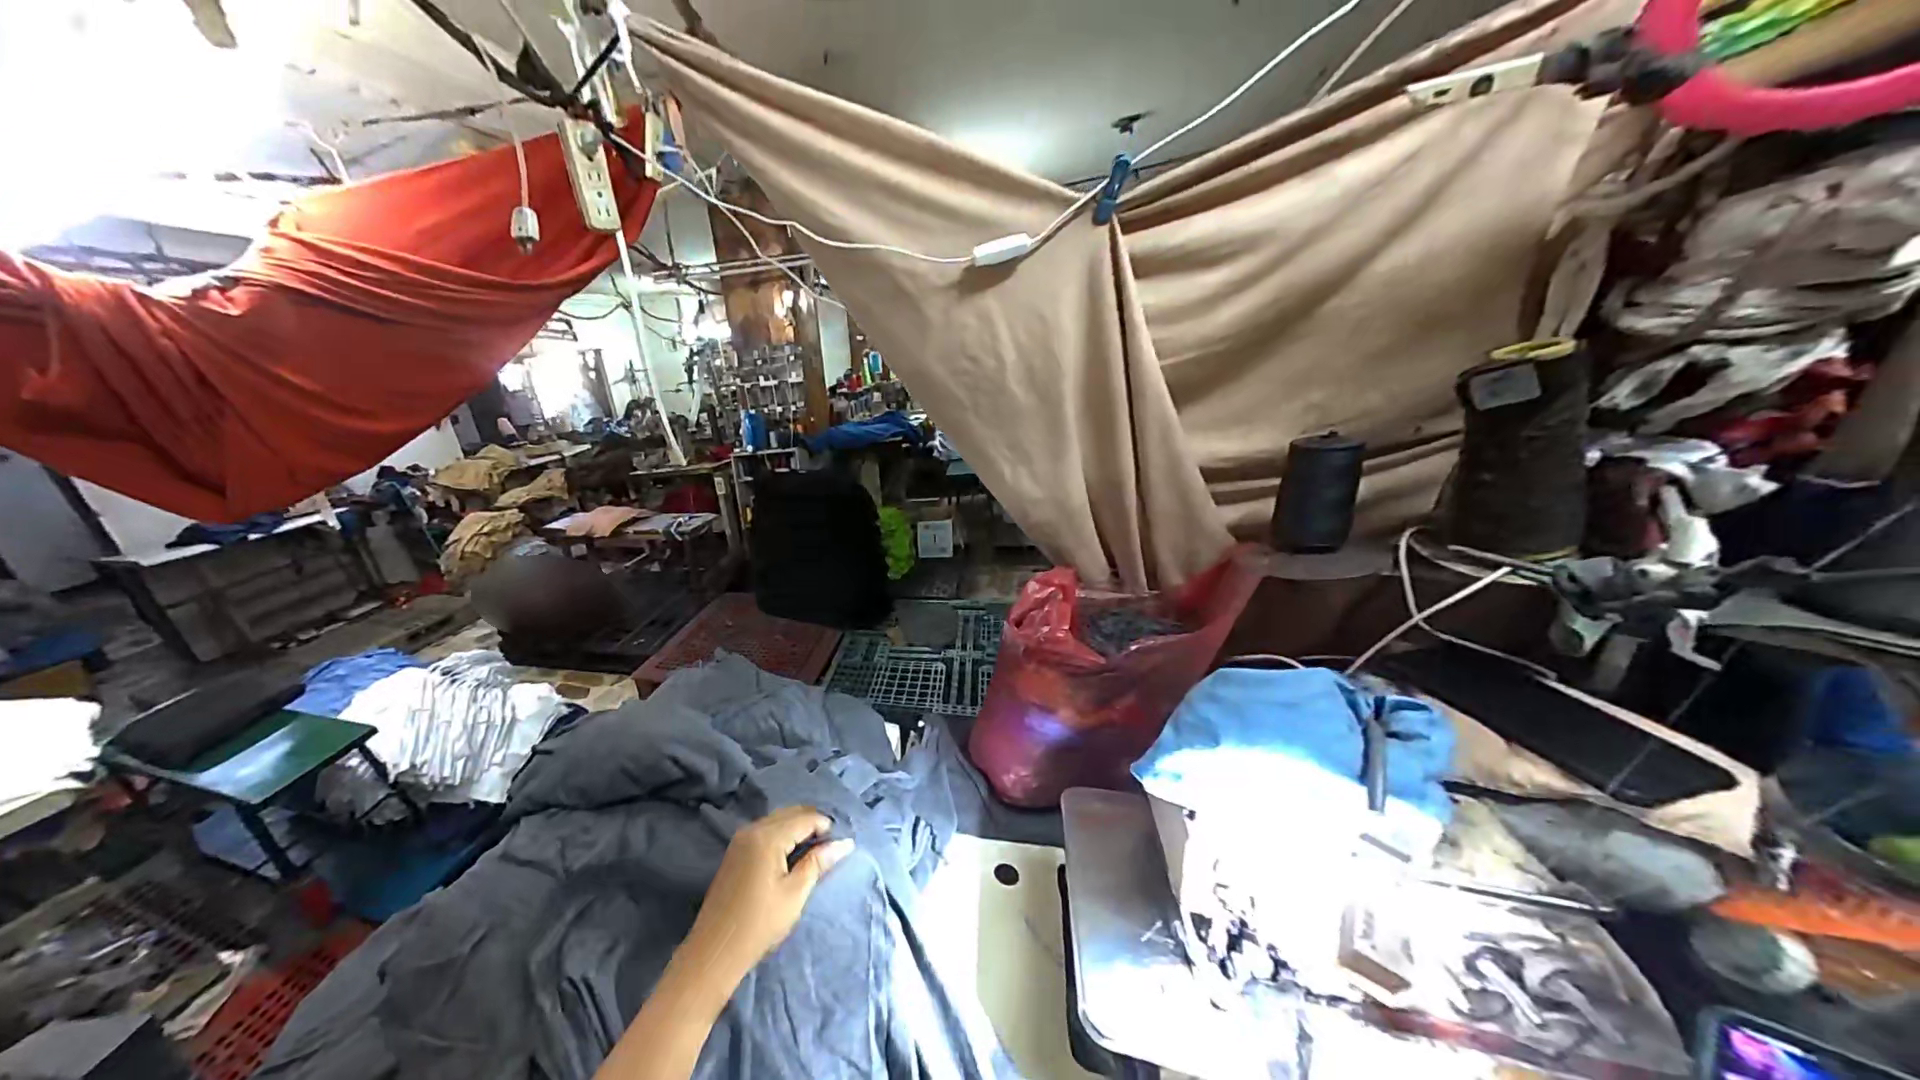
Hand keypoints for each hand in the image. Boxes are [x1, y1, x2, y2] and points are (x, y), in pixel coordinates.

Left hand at [680, 806, 854, 981]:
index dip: (826, 828)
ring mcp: (740, 840)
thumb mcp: (795, 893)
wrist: (714, 952)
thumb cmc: (759, 923)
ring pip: (777, 820)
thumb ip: (818, 862)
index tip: (838, 847)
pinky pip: (764, 831)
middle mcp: (752, 830)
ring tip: (812, 854)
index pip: (805, 818)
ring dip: (797, 829)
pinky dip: (781, 835)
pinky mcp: (734, 852)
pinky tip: (789, 857)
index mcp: (767, 837)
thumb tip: (845, 842)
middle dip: (812, 825)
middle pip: (790, 813)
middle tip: (827, 849)